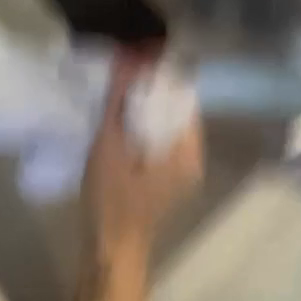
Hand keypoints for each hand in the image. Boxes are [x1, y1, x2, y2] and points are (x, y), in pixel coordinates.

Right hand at [80, 56, 202, 256]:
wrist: (109, 246)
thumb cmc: (112, 197)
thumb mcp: (109, 144)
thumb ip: (118, 101)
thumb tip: (127, 57)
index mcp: (188, 151)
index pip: (182, 96)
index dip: (158, 72)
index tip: (132, 53)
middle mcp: (191, 157)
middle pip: (173, 108)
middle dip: (147, 86)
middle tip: (117, 65)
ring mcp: (178, 168)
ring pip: (162, 122)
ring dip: (140, 103)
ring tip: (113, 84)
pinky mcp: (161, 175)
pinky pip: (154, 136)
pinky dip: (138, 121)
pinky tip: (114, 114)